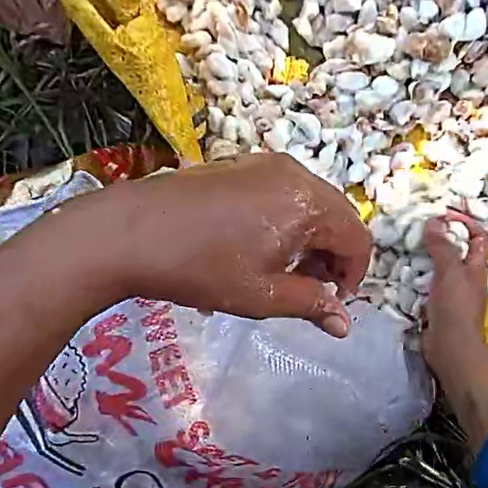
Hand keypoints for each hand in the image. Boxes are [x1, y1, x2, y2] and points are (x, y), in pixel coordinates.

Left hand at [73, 154, 370, 337]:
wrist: (129, 232)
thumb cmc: (202, 268)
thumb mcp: (263, 295)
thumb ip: (312, 304)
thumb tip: (344, 323)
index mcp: (308, 203)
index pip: (358, 239)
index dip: (354, 276)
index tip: (332, 302)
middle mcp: (295, 173)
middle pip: (338, 216)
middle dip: (333, 256)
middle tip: (309, 290)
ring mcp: (265, 164)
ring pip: (312, 204)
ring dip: (311, 240)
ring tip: (283, 271)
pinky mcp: (240, 165)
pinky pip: (284, 193)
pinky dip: (288, 221)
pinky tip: (258, 245)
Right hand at [418, 213, 487, 452]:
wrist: (450, 350)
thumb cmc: (456, 310)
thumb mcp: (451, 272)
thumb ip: (443, 247)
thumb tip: (435, 221)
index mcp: (475, 267)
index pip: (478, 236)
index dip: (466, 222)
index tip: (444, 213)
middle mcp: (465, 279)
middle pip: (454, 251)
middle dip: (438, 238)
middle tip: (416, 228)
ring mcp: (449, 294)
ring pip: (436, 269)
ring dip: (422, 258)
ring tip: (402, 246)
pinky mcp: (434, 307)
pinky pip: (423, 287)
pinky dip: (413, 278)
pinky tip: (398, 273)